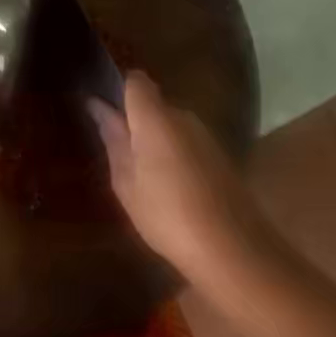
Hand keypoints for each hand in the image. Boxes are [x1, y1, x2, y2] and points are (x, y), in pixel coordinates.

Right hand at [88, 71, 258, 277]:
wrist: (237, 255)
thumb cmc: (169, 216)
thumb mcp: (127, 182)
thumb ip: (113, 139)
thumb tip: (98, 106)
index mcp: (155, 117)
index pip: (135, 81)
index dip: (119, 90)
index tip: (105, 111)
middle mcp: (183, 117)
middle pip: (154, 104)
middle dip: (137, 121)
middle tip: (121, 154)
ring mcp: (207, 138)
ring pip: (173, 126)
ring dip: (158, 142)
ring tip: (146, 178)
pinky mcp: (223, 160)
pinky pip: (190, 145)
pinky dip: (178, 158)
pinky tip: (173, 192)